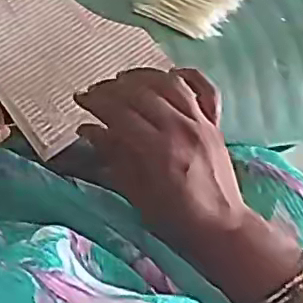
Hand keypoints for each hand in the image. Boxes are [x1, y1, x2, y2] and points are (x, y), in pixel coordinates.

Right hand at [75, 68, 253, 240]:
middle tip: (94, 91)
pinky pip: (204, 89)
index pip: (119, 112)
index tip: (80, 99)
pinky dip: (186, 76)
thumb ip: (113, 156)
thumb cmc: (173, 217)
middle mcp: (180, 129)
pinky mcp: (215, 124)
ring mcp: (201, 123)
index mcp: (158, 149)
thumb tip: (87, 129)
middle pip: (140, 92)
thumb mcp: (135, 191)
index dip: (96, 102)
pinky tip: (168, 73)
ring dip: (142, 76)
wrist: (222, 228)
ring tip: (122, 79)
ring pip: (169, 83)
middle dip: (111, 88)